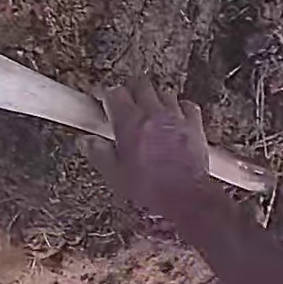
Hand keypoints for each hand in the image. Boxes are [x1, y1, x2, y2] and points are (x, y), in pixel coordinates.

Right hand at [80, 80, 214, 218]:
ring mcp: (176, 118)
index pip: (115, 93)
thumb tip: (88, 142)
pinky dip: (179, 108)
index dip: (106, 94)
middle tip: (124, 101)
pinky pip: (187, 106)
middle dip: (130, 90)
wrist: (185, 198)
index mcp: (130, 123)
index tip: (102, 99)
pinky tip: (175, 118)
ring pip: (164, 93)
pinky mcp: (194, 126)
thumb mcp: (116, 176)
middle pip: (140, 85)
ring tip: (149, 111)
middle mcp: (154, 114)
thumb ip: (100, 154)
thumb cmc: (151, 190)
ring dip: (154, 98)